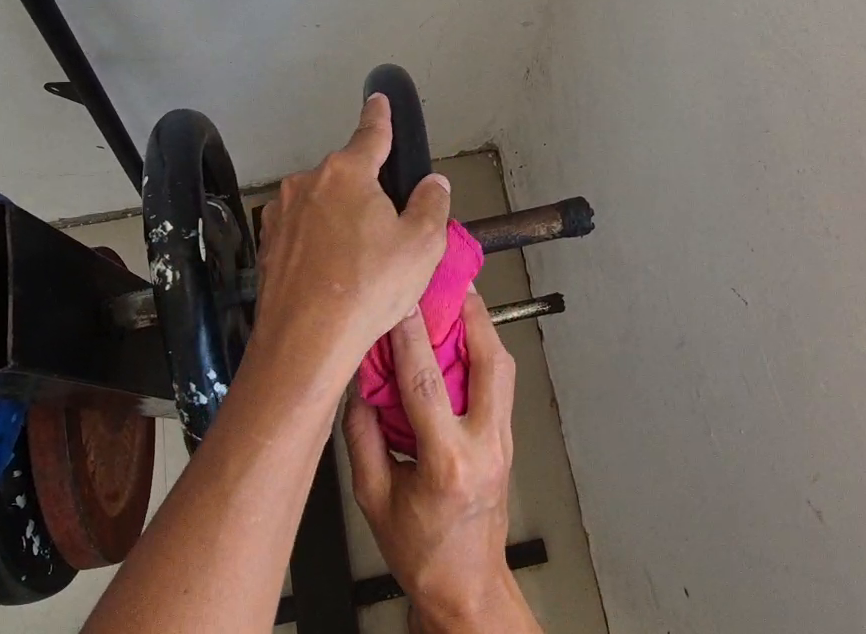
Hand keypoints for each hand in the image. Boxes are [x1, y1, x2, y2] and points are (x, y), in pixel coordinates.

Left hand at [250, 92, 452, 369]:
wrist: (304, 341)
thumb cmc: (369, 288)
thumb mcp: (422, 245)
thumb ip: (431, 204)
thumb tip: (432, 184)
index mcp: (347, 172)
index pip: (371, 133)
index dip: (380, 115)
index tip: (378, 98)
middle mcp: (309, 183)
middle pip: (348, 175)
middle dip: (369, 192)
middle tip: (390, 234)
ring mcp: (283, 214)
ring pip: (324, 205)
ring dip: (342, 220)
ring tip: (361, 265)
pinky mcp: (269, 244)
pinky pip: (305, 231)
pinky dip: (320, 243)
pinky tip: (334, 275)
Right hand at [344, 294, 539, 632]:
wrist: (466, 584)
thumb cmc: (421, 552)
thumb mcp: (374, 497)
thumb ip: (362, 435)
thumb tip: (357, 384)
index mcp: (447, 463)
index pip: (425, 382)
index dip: (410, 335)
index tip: (400, 302)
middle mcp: (485, 445)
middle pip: (489, 361)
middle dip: (471, 314)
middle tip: (450, 281)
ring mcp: (503, 441)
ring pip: (503, 367)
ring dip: (482, 328)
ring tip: (459, 299)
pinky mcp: (507, 440)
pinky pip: (500, 384)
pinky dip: (484, 353)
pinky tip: (464, 340)